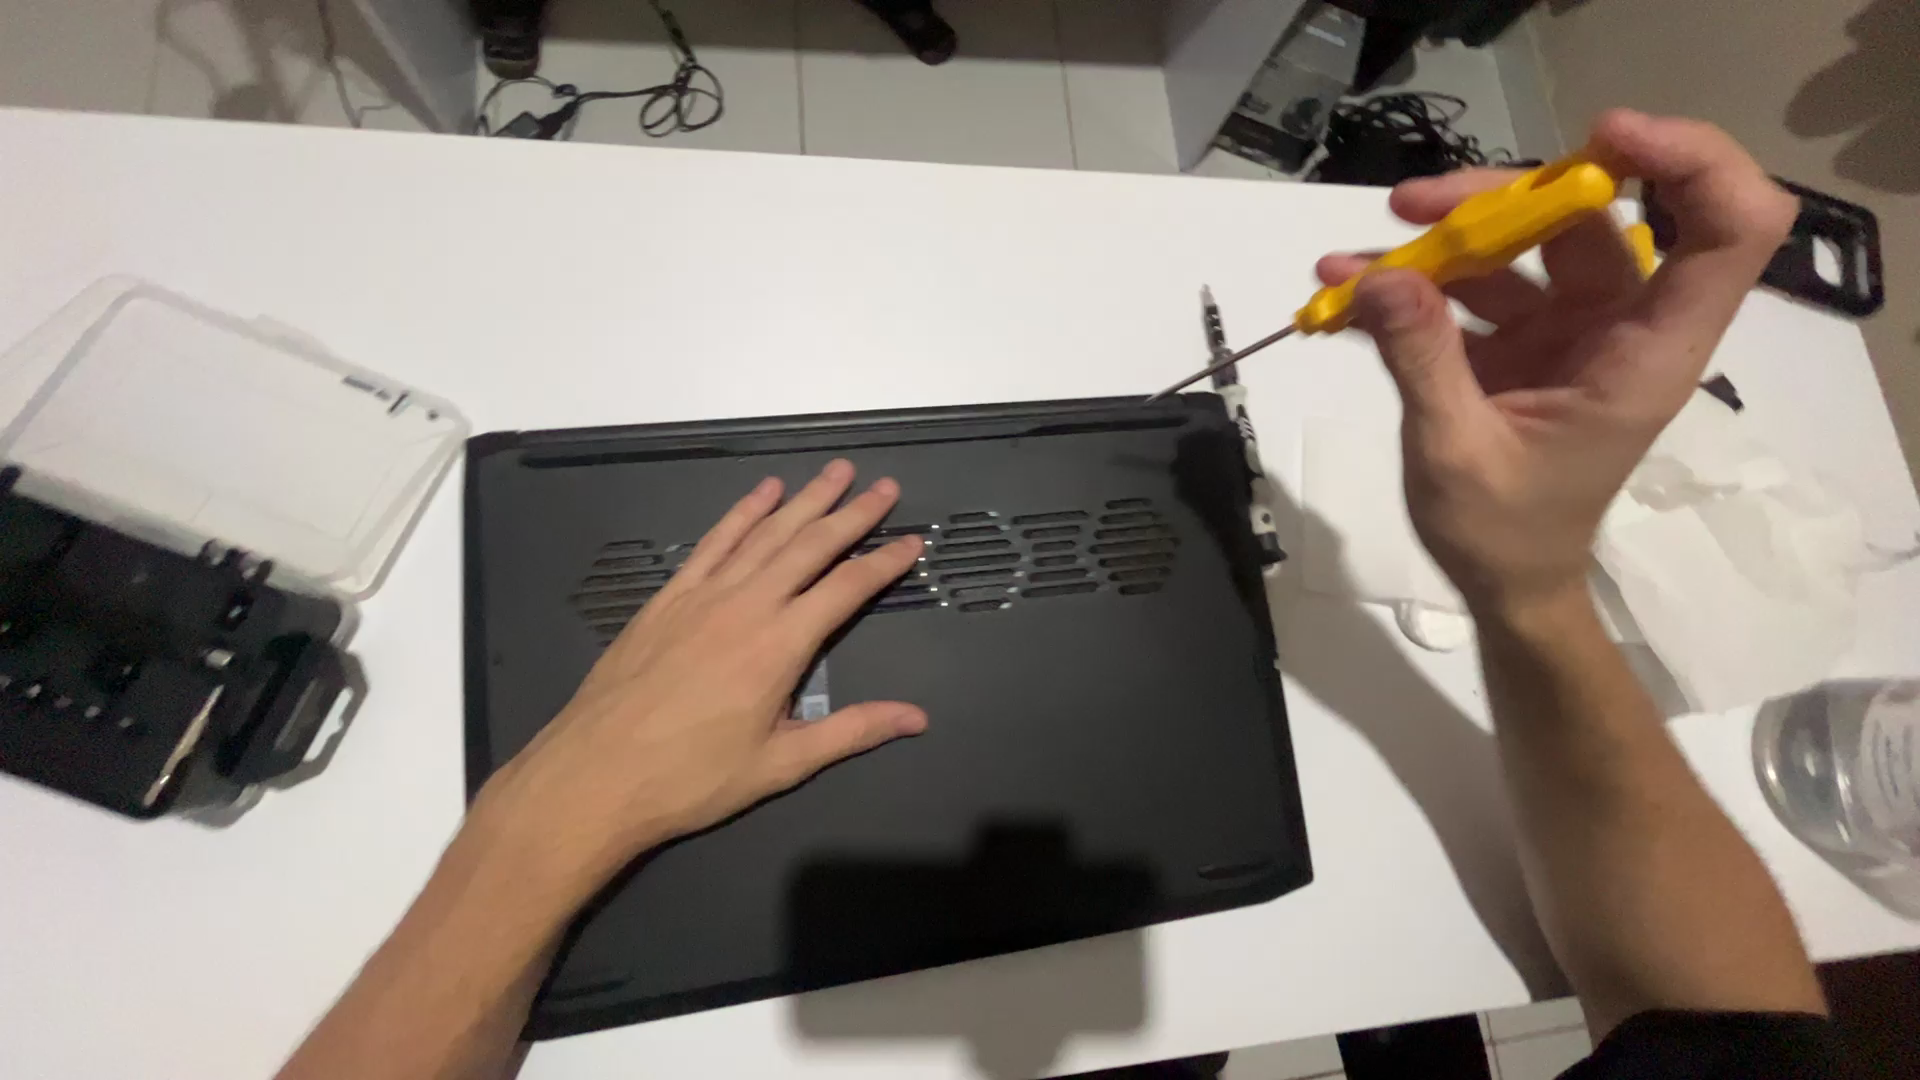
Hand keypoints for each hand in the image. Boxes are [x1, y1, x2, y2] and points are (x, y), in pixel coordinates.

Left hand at [476, 460, 928, 881]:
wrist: (593, 777)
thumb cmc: (692, 777)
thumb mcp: (782, 764)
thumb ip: (852, 732)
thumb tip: (918, 718)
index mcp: (781, 644)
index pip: (847, 588)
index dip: (885, 562)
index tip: (912, 540)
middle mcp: (749, 604)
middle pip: (811, 545)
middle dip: (853, 513)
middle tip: (885, 486)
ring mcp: (705, 594)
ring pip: (766, 533)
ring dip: (805, 499)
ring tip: (836, 471)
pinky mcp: (670, 596)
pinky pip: (714, 542)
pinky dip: (743, 512)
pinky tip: (764, 492)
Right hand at [1316, 109, 1796, 613]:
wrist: (1500, 578)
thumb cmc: (1502, 529)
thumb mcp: (1454, 447)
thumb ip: (1420, 360)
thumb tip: (1376, 278)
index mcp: (1644, 353)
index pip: (1723, 230)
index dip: (1684, 162)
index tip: (1598, 138)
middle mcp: (1614, 328)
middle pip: (1585, 224)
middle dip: (1494, 204)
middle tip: (1407, 207)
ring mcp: (1559, 337)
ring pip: (1515, 255)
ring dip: (1435, 248)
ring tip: (1351, 258)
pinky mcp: (1511, 352)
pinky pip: (1466, 301)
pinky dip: (1410, 295)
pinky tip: (1350, 294)